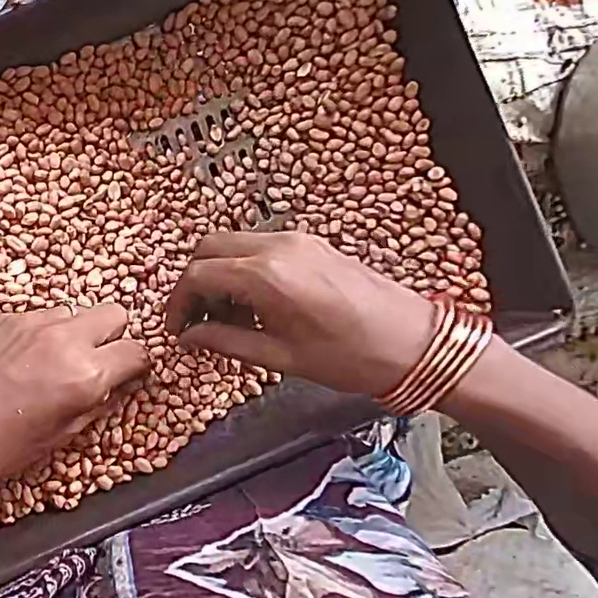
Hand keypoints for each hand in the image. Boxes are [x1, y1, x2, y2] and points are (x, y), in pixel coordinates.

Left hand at [0, 305, 150, 484]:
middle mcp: (63, 339)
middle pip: (114, 314)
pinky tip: (28, 358)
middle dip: (113, 336)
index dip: (136, 364)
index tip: (130, 372)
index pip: (136, 351)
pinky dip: (46, 332)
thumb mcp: (66, 433)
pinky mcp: (7, 317)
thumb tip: (122, 380)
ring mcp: (32, 323)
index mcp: (84, 374)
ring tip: (56, 362)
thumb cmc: (5, 448)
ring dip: (77, 332)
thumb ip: (102, 399)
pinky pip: (44, 315)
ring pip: (77, 311)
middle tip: (98, 361)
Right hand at [164, 231, 437, 397]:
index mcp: (265, 276)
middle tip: (197, 319)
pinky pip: (259, 246)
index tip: (177, 329)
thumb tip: (189, 338)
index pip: (198, 275)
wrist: (419, 343)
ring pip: (232, 244)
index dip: (178, 302)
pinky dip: (243, 268)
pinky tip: (255, 303)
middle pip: (208, 248)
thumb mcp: (281, 357)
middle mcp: (276, 246)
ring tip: (228, 316)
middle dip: (193, 282)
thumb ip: (226, 341)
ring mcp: (296, 239)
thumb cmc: (352, 358)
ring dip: (218, 273)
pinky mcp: (311, 242)